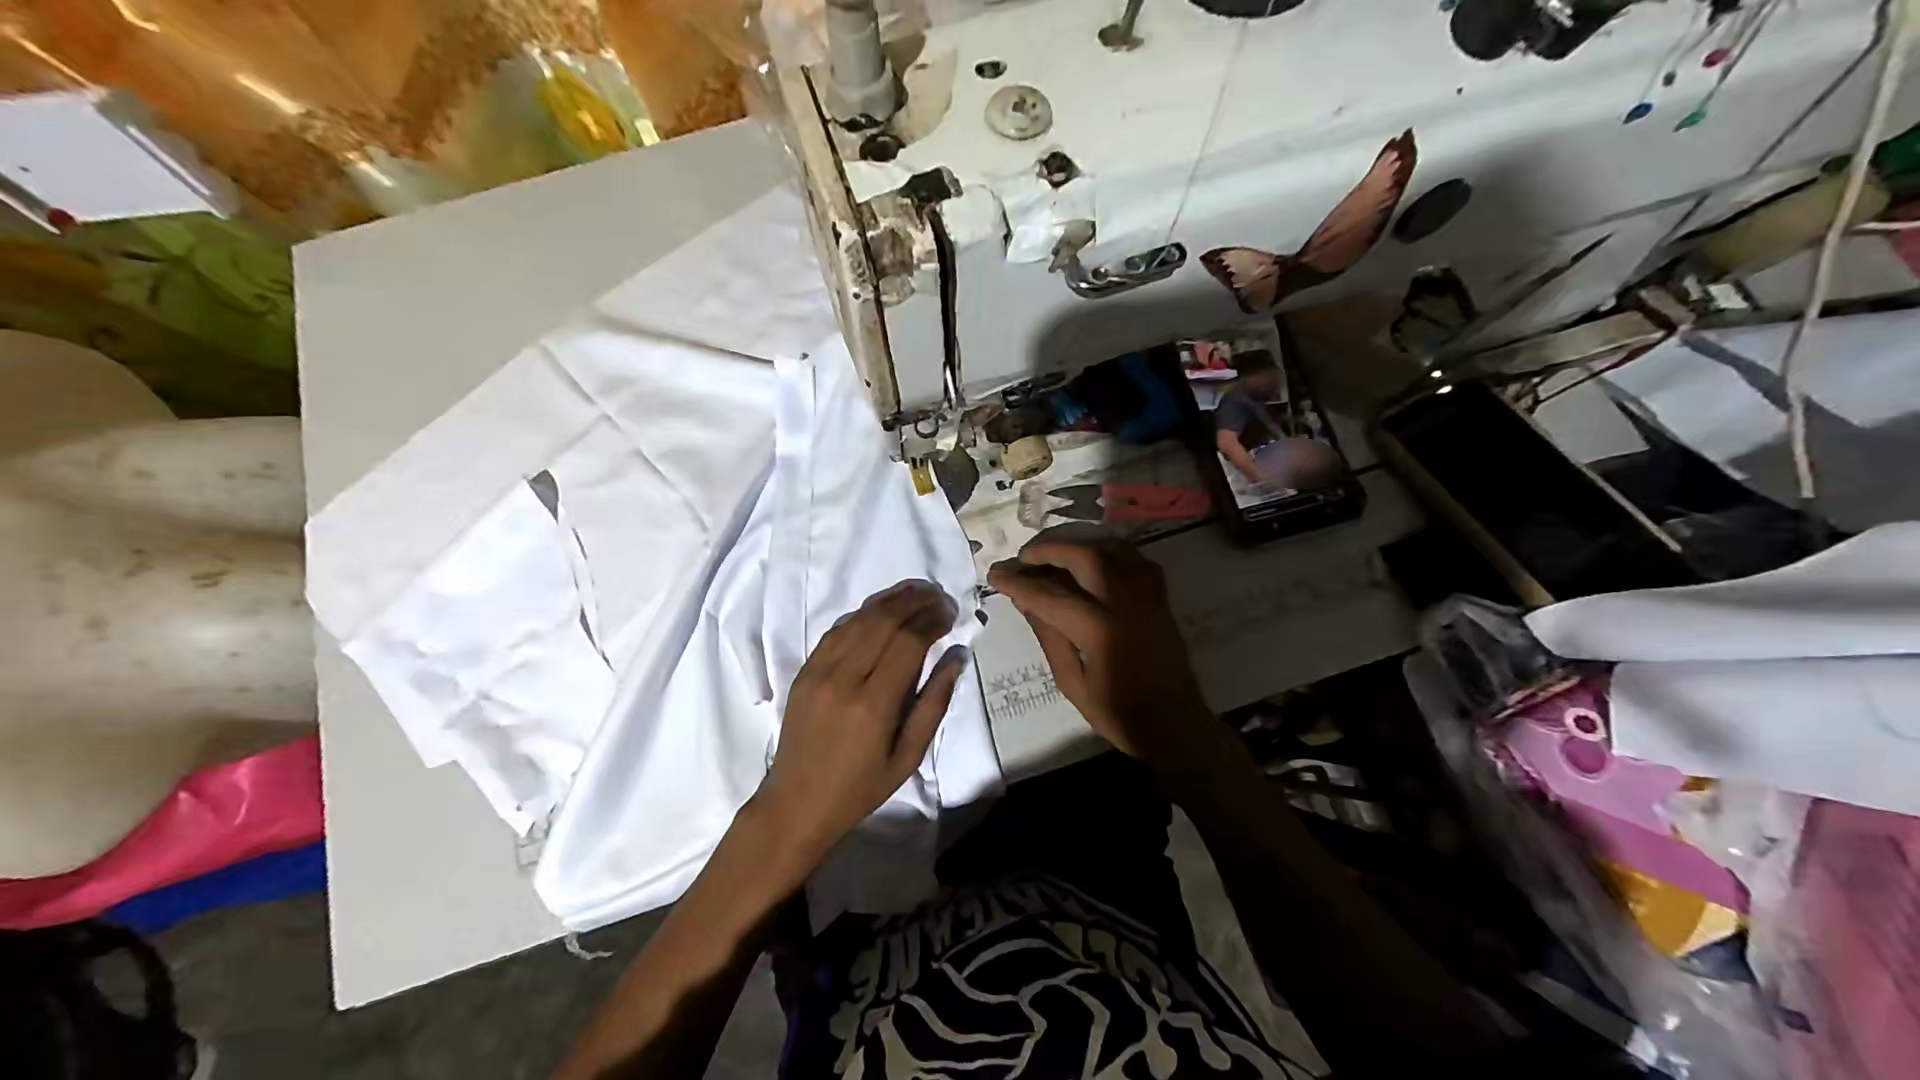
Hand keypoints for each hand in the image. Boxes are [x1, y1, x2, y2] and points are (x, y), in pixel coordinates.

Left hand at [754, 580, 968, 854]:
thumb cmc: (860, 787)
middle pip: (883, 621)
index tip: (950, 612)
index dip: (932, 619)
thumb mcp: (909, 756)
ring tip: (915, 591)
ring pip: (858, 619)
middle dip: (914, 601)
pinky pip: (836, 631)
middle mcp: (843, 678)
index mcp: (873, 704)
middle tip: (937, 595)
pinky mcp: (804, 671)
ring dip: (889, 600)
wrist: (796, 802)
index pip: (908, 641)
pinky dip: (862, 614)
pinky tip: (880, 610)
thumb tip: (956, 656)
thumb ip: (934, 703)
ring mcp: (818, 671)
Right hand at [987, 538, 1209, 758]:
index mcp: (1100, 631)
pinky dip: (1109, 552)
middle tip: (1025, 557)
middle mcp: (1126, 604)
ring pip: (1112, 549)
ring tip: (1055, 554)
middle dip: (1050, 550)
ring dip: (1080, 545)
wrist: (1173, 722)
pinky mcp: (1161, 597)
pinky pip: (1135, 558)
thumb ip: (1049, 636)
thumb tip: (1026, 601)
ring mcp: (1148, 596)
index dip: (1019, 583)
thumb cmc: (1117, 712)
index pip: (1050, 595)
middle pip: (1085, 557)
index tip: (996, 574)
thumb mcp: (1071, 683)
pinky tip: (1092, 561)